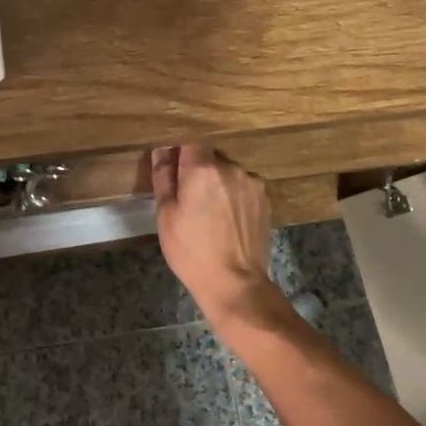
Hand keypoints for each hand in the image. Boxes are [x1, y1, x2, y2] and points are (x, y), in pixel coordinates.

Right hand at [152, 145, 284, 323]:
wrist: (234, 283)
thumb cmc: (191, 250)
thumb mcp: (166, 215)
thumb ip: (163, 177)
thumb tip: (161, 151)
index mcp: (202, 169)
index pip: (189, 142)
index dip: (179, 154)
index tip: (172, 171)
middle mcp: (230, 168)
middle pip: (210, 157)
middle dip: (198, 170)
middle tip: (188, 197)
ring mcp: (251, 183)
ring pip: (228, 172)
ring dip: (218, 183)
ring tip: (210, 212)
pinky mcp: (265, 200)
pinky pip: (243, 187)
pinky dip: (233, 196)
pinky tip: (227, 219)